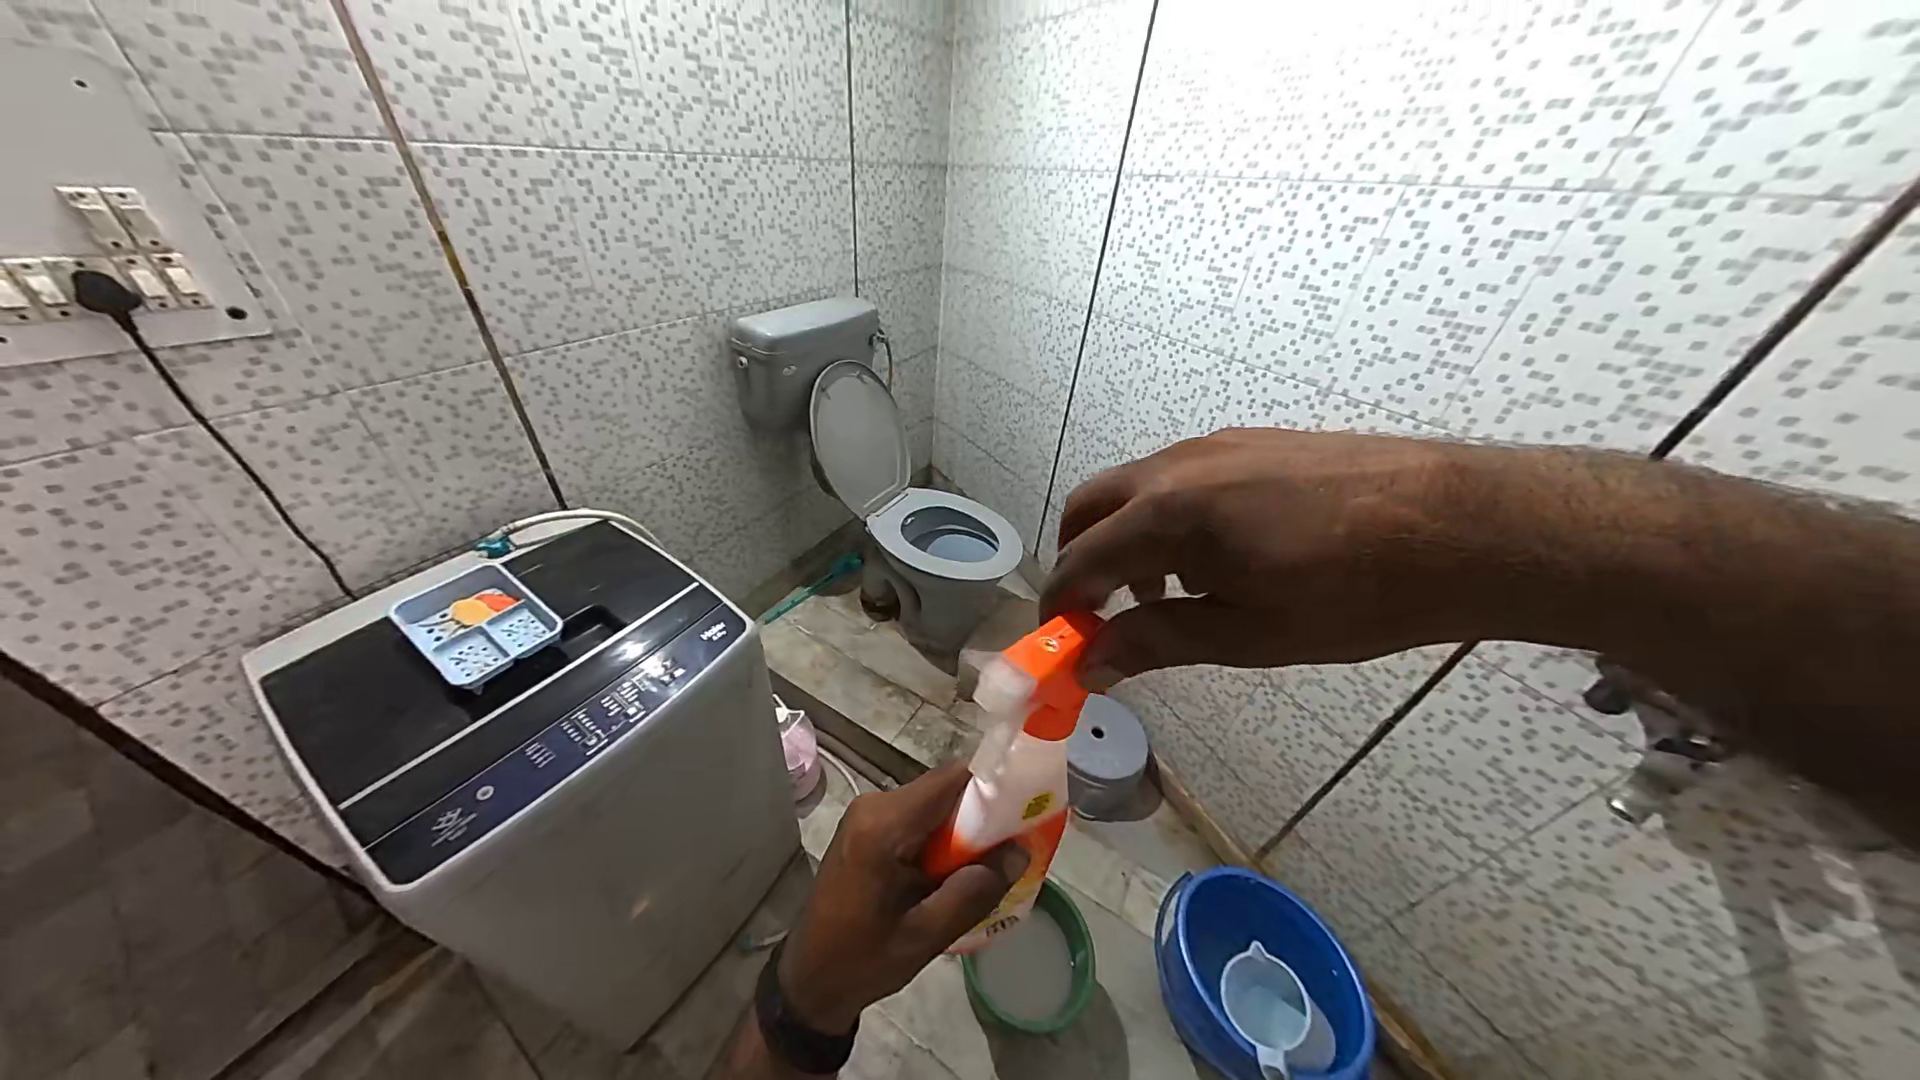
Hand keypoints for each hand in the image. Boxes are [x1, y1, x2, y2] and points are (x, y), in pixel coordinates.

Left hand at [778, 762, 1028, 1032]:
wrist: (808, 979)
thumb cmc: (862, 960)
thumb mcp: (923, 937)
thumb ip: (971, 892)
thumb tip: (1019, 852)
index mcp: (883, 825)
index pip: (950, 780)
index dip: (989, 788)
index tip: (1021, 811)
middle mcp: (874, 804)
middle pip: (943, 789)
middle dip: (978, 815)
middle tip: (1007, 850)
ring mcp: (867, 812)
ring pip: (932, 802)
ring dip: (959, 830)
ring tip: (982, 867)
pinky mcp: (867, 825)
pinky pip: (916, 815)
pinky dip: (939, 836)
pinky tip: (948, 872)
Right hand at [1040, 428, 1469, 685]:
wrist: (1467, 524)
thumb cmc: (1352, 594)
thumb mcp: (1245, 633)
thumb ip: (1155, 640)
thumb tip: (1091, 664)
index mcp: (1166, 514)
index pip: (1080, 559)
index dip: (1062, 602)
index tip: (1062, 639)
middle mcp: (1174, 466)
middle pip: (1088, 506)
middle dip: (1076, 558)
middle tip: (1097, 609)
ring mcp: (1212, 445)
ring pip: (1131, 488)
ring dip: (1120, 537)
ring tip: (1161, 590)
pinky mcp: (1247, 440)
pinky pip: (1174, 477)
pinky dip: (1160, 516)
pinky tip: (1210, 555)